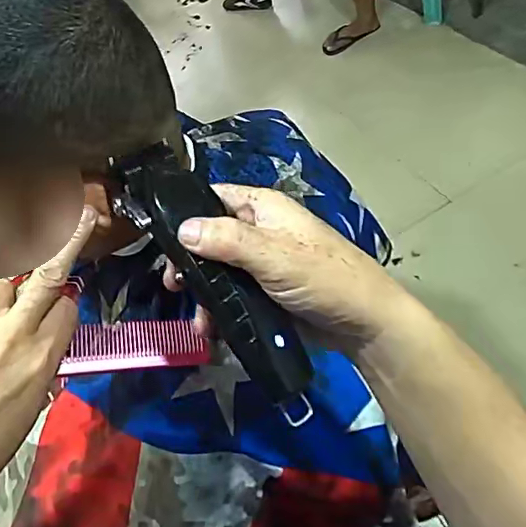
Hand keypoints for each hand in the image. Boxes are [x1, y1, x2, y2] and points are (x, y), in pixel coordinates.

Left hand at [0, 207, 92, 526]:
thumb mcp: (26, 412)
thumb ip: (35, 364)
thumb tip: (35, 340)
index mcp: (42, 360)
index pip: (65, 305)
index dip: (62, 303)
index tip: (57, 304)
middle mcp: (11, 336)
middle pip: (44, 272)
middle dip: (66, 237)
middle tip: (79, 209)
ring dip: (3, 279)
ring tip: (2, 274)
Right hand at [167, 184, 407, 350]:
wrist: (363, 323)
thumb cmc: (322, 277)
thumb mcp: (273, 255)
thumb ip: (228, 240)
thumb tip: (182, 228)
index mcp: (262, 207)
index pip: (213, 197)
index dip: (187, 213)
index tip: (162, 241)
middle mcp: (259, 229)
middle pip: (210, 237)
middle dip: (190, 262)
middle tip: (175, 286)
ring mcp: (262, 262)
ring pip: (218, 270)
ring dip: (204, 293)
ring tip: (199, 321)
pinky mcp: (265, 291)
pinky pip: (232, 294)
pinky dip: (219, 309)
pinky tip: (212, 330)